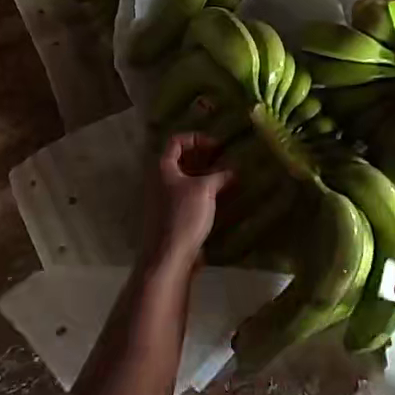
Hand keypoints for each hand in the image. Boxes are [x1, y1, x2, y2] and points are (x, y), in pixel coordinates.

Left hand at [146, 133, 233, 266]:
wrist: (168, 255)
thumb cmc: (183, 215)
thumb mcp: (204, 189)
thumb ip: (219, 174)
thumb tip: (232, 168)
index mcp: (163, 167)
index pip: (177, 141)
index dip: (198, 138)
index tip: (218, 146)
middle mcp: (162, 179)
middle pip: (183, 159)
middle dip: (206, 157)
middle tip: (228, 160)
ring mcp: (167, 197)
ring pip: (189, 178)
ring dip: (208, 174)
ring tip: (231, 176)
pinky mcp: (175, 214)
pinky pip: (191, 195)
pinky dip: (206, 191)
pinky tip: (224, 195)